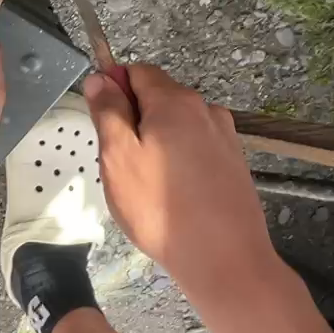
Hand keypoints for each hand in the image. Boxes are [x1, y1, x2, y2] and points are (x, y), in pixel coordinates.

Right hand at [87, 65, 333, 332]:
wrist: (225, 261)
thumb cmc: (160, 208)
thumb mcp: (118, 156)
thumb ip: (108, 111)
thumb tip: (99, 77)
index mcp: (175, 101)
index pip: (137, 71)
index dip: (114, 89)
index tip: (103, 124)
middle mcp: (205, 109)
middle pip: (158, 97)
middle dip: (134, 119)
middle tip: (120, 162)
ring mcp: (224, 136)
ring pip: (176, 124)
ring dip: (155, 141)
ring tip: (146, 185)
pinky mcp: (234, 163)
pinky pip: (195, 146)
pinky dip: (178, 160)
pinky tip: (172, 195)